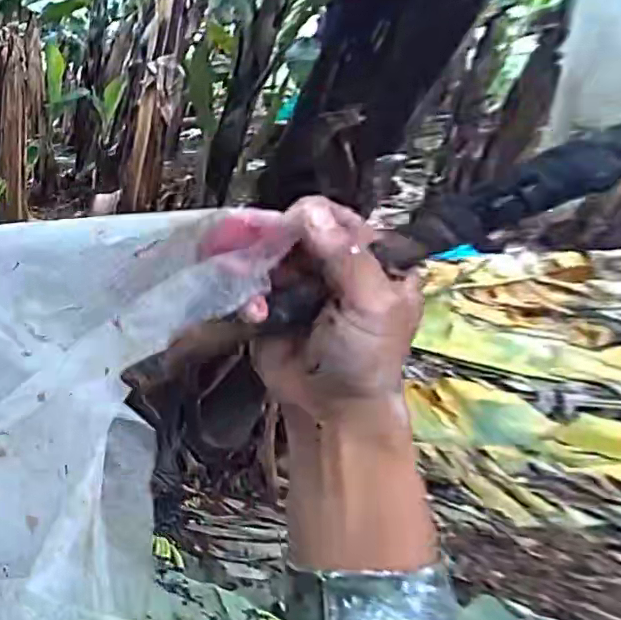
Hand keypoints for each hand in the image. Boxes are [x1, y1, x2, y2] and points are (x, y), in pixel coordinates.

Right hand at [231, 197, 431, 571]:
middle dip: (275, 244)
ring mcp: (299, 287)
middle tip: (258, 252)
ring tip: (258, 292)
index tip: (288, 228)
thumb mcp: (371, 303)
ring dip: (258, 271)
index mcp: (371, 258)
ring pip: (268, 259)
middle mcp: (332, 266)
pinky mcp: (270, 307)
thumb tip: (309, 210)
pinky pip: (252, 289)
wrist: (331, 408)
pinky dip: (249, 298)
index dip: (312, 219)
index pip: (338, 219)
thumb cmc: (366, 358)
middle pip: (296, 234)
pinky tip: (256, 313)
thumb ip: (345, 255)